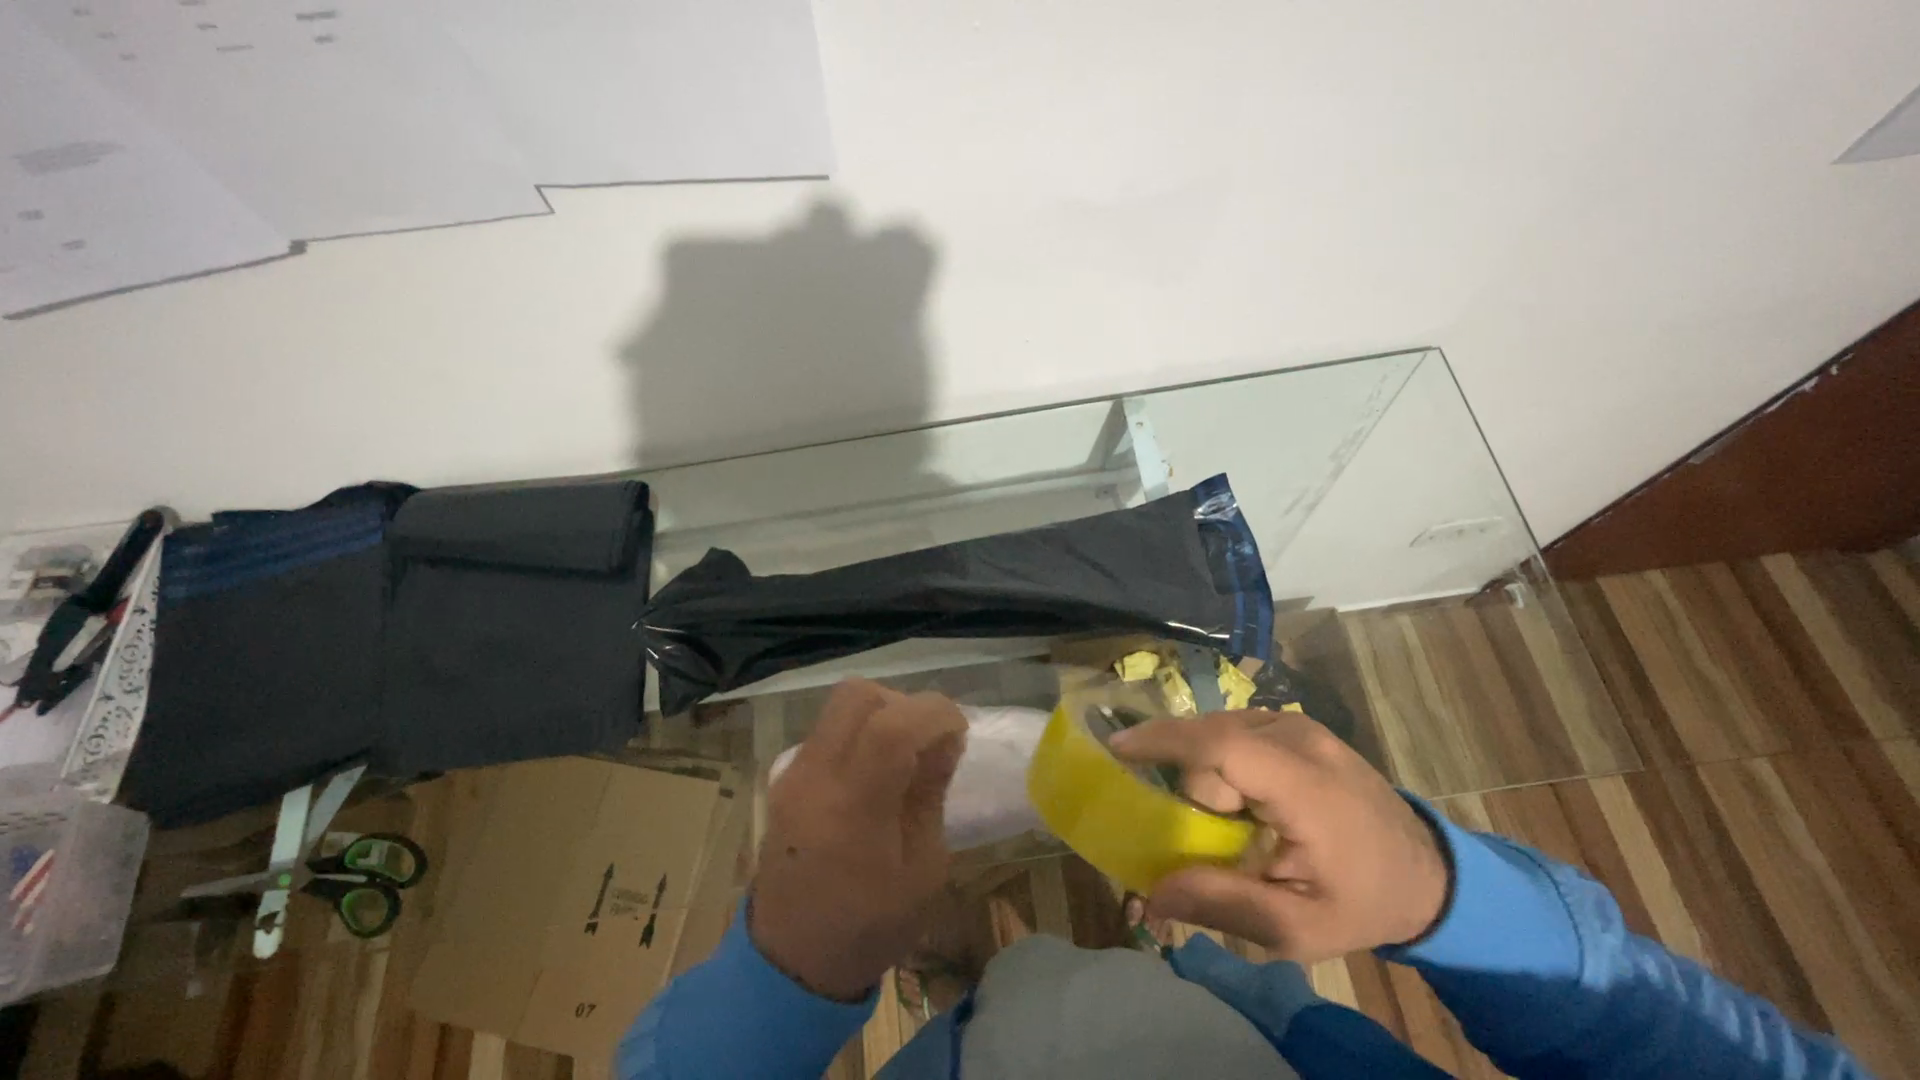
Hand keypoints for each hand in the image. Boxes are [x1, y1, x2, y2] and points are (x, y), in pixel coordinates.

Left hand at [749, 679, 966, 1000]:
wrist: (790, 961)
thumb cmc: (870, 927)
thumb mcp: (923, 870)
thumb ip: (930, 795)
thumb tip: (944, 740)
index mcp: (853, 809)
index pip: (892, 725)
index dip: (934, 713)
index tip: (960, 732)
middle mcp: (814, 778)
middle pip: (858, 695)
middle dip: (905, 704)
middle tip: (930, 739)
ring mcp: (793, 774)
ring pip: (839, 706)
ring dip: (882, 714)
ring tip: (907, 756)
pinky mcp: (785, 778)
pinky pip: (828, 731)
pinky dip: (860, 733)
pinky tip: (878, 773)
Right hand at [1109, 710, 1449, 963]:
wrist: (1427, 873)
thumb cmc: (1362, 902)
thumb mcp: (1296, 928)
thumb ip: (1225, 905)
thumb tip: (1153, 894)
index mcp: (1306, 787)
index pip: (1221, 746)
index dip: (1164, 743)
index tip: (1117, 752)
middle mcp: (1302, 739)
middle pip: (1210, 738)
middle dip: (1193, 783)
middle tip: (1213, 835)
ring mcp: (1303, 726)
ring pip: (1220, 729)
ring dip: (1208, 772)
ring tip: (1235, 821)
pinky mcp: (1300, 725)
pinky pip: (1237, 729)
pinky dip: (1222, 760)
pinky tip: (1242, 799)